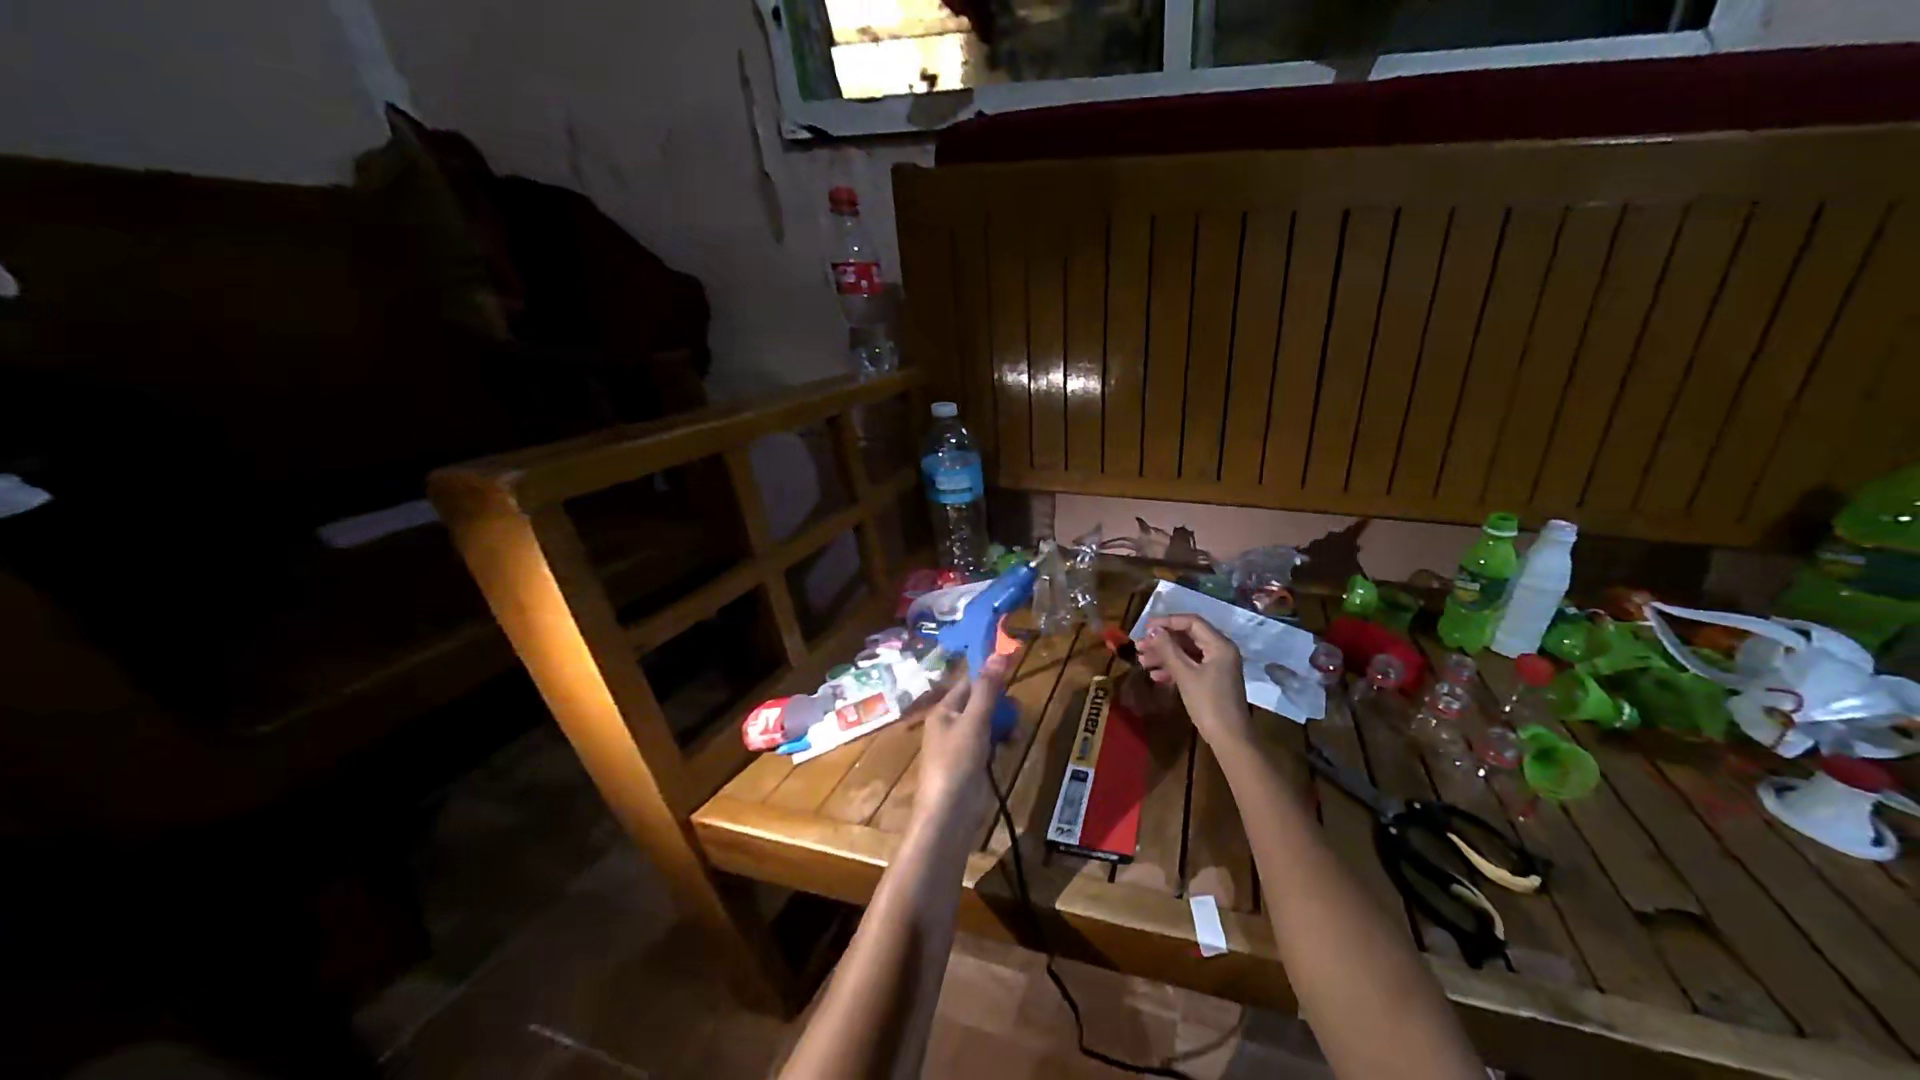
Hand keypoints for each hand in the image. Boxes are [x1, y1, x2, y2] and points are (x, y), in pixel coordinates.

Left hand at [914, 653, 1013, 822]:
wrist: (949, 814)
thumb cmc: (957, 762)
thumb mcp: (974, 722)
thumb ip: (988, 689)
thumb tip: (999, 653)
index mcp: (944, 709)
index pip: (969, 682)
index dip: (990, 676)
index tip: (1015, 671)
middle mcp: (951, 723)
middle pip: (981, 701)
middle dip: (1001, 704)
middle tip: (1016, 713)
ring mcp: (962, 744)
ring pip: (988, 722)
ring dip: (1004, 723)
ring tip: (1015, 734)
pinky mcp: (973, 762)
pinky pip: (990, 741)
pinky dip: (1001, 740)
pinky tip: (1011, 746)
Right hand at [1137, 614, 1251, 747]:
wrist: (1229, 738)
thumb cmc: (1208, 703)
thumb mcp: (1185, 674)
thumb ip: (1168, 649)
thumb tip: (1153, 630)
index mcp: (1220, 645)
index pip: (1191, 622)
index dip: (1167, 622)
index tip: (1145, 627)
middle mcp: (1220, 651)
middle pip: (1188, 637)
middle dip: (1162, 641)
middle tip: (1139, 646)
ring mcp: (1217, 666)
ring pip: (1187, 653)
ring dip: (1164, 655)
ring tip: (1142, 661)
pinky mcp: (1212, 680)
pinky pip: (1190, 666)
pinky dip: (1173, 668)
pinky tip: (1155, 675)